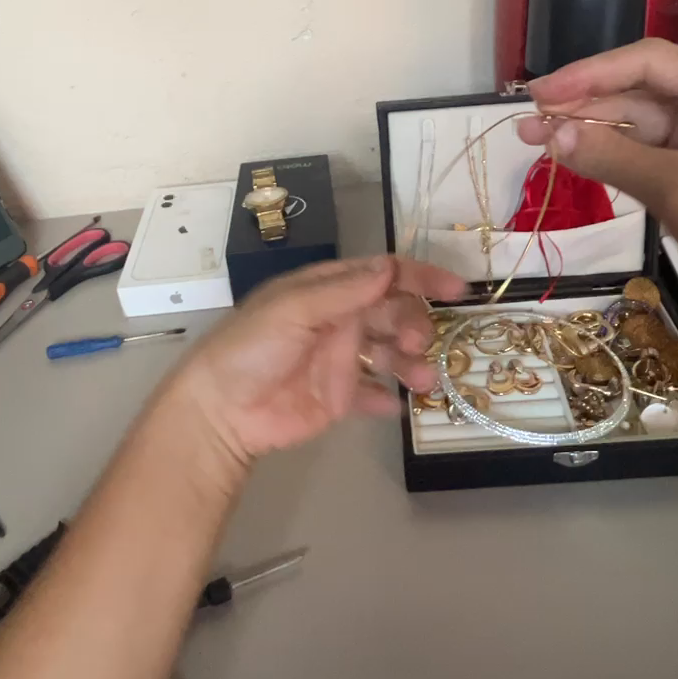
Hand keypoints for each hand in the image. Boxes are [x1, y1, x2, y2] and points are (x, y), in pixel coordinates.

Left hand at [164, 256, 466, 466]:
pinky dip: (387, 398)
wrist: (220, 410)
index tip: (457, 290)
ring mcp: (340, 360)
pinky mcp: (338, 398)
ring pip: (390, 354)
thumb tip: (390, 267)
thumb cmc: (251, 348)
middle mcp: (339, 320)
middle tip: (419, 344)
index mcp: (328, 290)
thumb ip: (344, 291)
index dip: (420, 278)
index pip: (382, 275)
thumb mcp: (294, 309)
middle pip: (393, 313)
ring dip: (412, 363)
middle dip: (415, 323)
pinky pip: (373, 394)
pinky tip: (395, 404)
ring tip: (423, 381)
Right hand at [515, 38, 677, 322]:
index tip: (541, 93)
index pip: (652, 62)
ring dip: (588, 129)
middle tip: (526, 119)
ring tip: (533, 138)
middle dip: (583, 103)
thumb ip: (614, 158)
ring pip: (636, 121)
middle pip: (640, 89)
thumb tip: (551, 134)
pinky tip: (569, 154)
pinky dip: (608, 154)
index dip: (591, 73)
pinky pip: (643, 150)